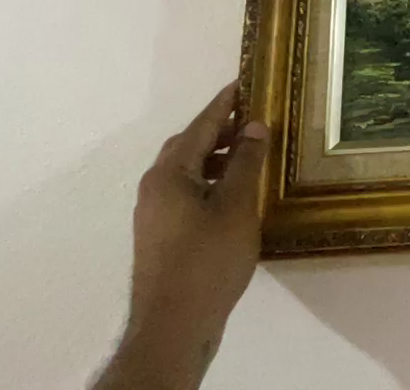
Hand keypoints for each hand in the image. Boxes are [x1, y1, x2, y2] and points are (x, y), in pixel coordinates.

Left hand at [93, 82, 267, 389]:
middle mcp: (155, 188)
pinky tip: (236, 195)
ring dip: (217, 158)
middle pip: (190, 146)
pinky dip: (211, 182)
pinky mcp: (161, 237)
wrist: (173, 328)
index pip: (201, 125)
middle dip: (221, 130)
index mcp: (169, 174)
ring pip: (188, 171)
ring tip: (252, 157)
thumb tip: (254, 126)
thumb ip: (246, 162)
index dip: (225, 103)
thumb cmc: (207, 260)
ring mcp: (154, 215)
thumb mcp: (237, 206)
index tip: (245, 81)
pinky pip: (187, 192)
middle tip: (255, 120)